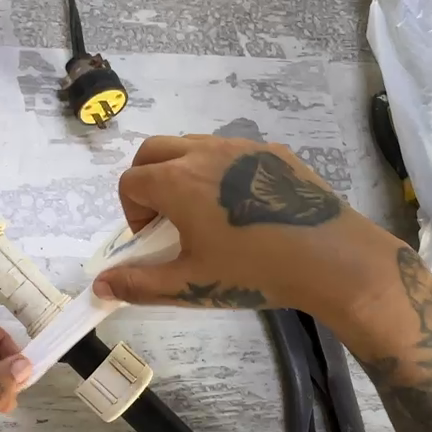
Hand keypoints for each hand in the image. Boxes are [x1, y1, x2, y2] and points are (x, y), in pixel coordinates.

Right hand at [92, 135, 408, 331]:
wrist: (332, 260)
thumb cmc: (253, 272)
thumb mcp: (191, 284)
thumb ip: (139, 284)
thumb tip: (99, 286)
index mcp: (176, 182)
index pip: (130, 183)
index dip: (132, 213)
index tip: (152, 241)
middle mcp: (202, 153)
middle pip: (152, 151)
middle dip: (146, 181)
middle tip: (166, 219)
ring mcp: (240, 147)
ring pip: (190, 145)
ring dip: (179, 171)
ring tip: (203, 212)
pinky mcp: (272, 151)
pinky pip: (228, 150)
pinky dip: (217, 170)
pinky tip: (242, 208)